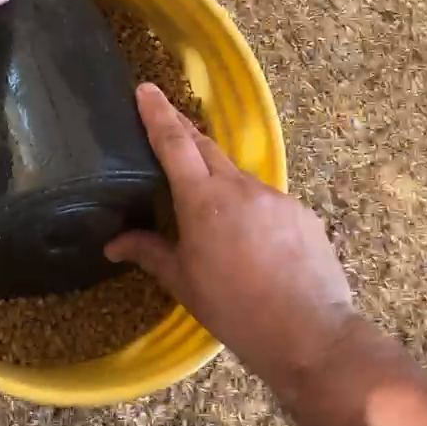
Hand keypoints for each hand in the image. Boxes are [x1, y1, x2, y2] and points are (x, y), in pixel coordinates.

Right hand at [106, 84, 360, 392]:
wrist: (314, 337)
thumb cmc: (236, 310)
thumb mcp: (185, 283)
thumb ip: (149, 253)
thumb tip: (111, 244)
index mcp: (202, 199)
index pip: (174, 142)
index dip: (157, 113)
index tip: (145, 88)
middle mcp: (238, 187)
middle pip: (204, 145)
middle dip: (182, 129)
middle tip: (164, 120)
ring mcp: (273, 197)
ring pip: (235, 174)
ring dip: (216, 174)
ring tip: (207, 199)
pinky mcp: (300, 212)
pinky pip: (264, 197)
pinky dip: (248, 203)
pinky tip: (249, 234)